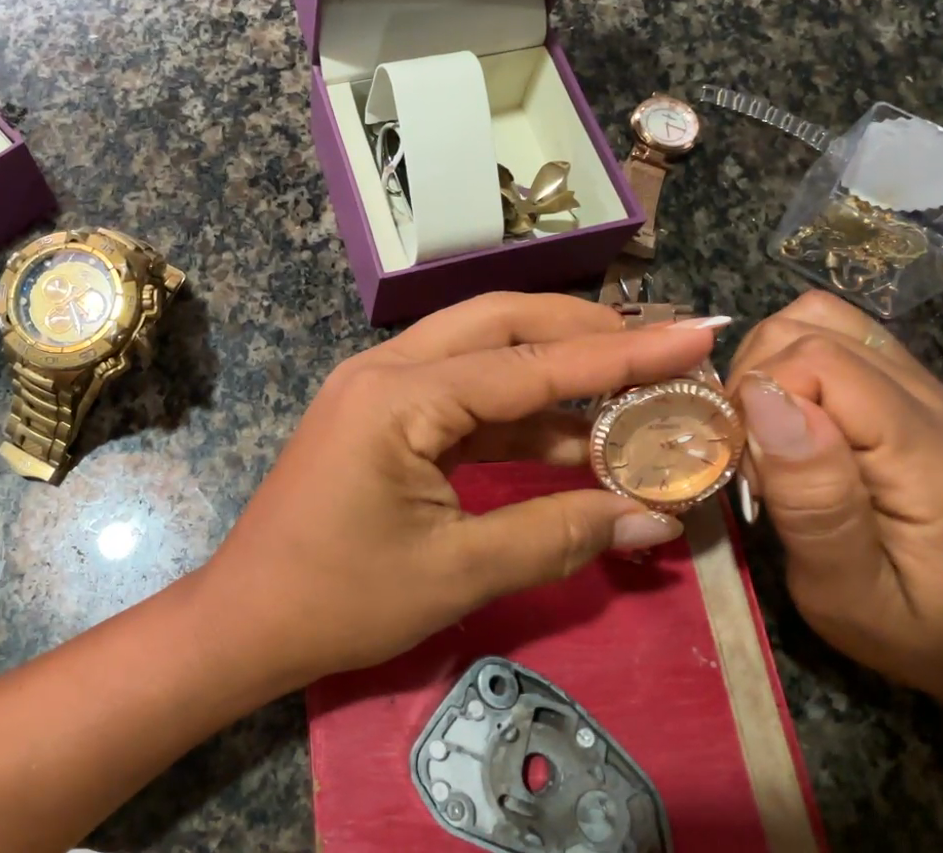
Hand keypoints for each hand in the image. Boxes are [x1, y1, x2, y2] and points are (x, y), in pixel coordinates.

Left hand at [194, 292, 719, 687]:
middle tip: (661, 346)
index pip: (530, 364)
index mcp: (399, 395)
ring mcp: (376, 387)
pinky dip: (515, 410)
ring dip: (552, 369)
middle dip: (583, 332)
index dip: (621, 355)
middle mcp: (385, 368)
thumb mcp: (456, 572)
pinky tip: (571, 436)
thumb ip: (558, 536)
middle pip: (499, 323)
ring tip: (632, 388)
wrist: (246, 620)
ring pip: (478, 352)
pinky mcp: (377, 416)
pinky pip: (458, 394)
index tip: (696, 333)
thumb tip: (654, 517)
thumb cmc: (341, 598)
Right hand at [728, 291, 942, 742]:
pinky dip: (792, 367)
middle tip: (756, 458)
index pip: (816, 358)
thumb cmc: (926, 636)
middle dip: (755, 380)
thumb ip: (813, 503)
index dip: (758, 398)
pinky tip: (793, 425)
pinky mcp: (919, 392)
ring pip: (821, 321)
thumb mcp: (850, 597)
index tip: (752, 470)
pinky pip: (838, 341)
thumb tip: (764, 400)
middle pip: (812, 327)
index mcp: (930, 454)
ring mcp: (934, 389)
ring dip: (770, 367)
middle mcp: (938, 401)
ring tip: (769, 435)